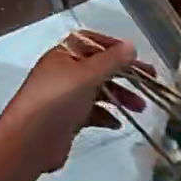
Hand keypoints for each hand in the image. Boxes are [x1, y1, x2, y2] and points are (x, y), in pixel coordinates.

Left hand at [0, 30, 147, 172]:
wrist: (30, 139)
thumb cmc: (58, 99)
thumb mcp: (86, 76)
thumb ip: (110, 61)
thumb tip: (131, 45)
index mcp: (63, 55)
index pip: (89, 42)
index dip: (112, 46)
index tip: (136, 57)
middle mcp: (63, 72)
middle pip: (97, 67)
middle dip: (122, 74)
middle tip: (150, 84)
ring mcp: (64, 96)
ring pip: (96, 91)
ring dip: (118, 96)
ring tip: (141, 108)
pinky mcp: (67, 118)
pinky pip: (91, 112)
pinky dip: (106, 115)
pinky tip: (117, 123)